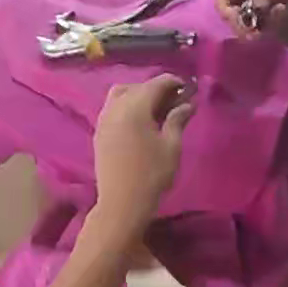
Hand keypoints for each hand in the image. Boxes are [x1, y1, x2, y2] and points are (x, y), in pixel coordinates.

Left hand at [90, 76, 193, 247]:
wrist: (121, 203)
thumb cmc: (152, 175)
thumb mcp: (171, 146)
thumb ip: (177, 119)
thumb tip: (187, 103)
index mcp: (134, 107)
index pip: (156, 83)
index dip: (174, 83)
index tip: (189, 90)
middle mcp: (115, 108)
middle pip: (137, 87)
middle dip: (157, 89)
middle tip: (175, 102)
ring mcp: (103, 120)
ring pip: (120, 95)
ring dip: (138, 95)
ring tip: (156, 111)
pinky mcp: (98, 133)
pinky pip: (111, 109)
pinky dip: (126, 107)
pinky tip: (139, 122)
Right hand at [218, 0, 287, 37]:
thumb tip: (259, 9)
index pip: (221, 4)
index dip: (230, 15)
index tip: (246, 19)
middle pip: (232, 20)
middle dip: (247, 26)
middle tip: (262, 28)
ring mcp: (245, 6)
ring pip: (247, 26)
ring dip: (262, 25)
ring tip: (279, 10)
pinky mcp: (258, 13)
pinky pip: (260, 25)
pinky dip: (271, 22)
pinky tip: (281, 8)